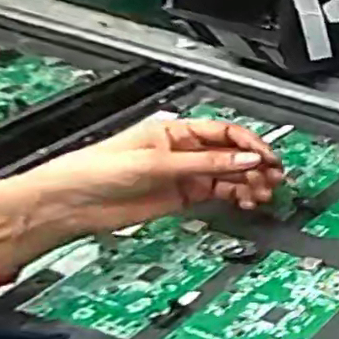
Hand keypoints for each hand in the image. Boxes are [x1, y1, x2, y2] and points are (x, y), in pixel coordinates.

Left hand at [0, 116, 281, 283]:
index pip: (227, 132)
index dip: (251, 144)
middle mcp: (187, 151)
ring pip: (235, 174)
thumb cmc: (92, 172)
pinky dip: (240, 196)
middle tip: (273, 178)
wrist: (64, 205)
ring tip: (263, 193)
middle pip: (236, 154)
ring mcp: (189, 173)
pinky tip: (248, 200)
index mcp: (176, 132)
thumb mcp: (156, 163)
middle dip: (258, 165)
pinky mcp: (188, 194)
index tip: (267, 158)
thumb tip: (248, 159)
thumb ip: (207, 162)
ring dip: (253, 182)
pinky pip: (225, 192)